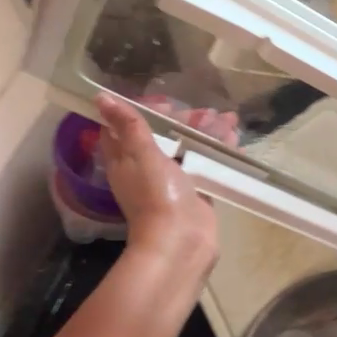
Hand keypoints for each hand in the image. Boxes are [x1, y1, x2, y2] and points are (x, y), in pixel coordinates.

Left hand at [94, 93, 220, 271]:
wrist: (182, 240)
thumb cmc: (157, 195)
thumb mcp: (141, 154)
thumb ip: (128, 126)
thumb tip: (100, 97)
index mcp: (126, 158)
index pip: (127, 126)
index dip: (145, 110)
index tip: (169, 103)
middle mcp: (147, 167)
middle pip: (164, 135)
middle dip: (187, 121)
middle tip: (210, 113)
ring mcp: (173, 180)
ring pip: (188, 148)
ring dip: (208, 134)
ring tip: (231, 121)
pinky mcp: (196, 191)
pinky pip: (206, 164)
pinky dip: (219, 152)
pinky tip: (235, 142)